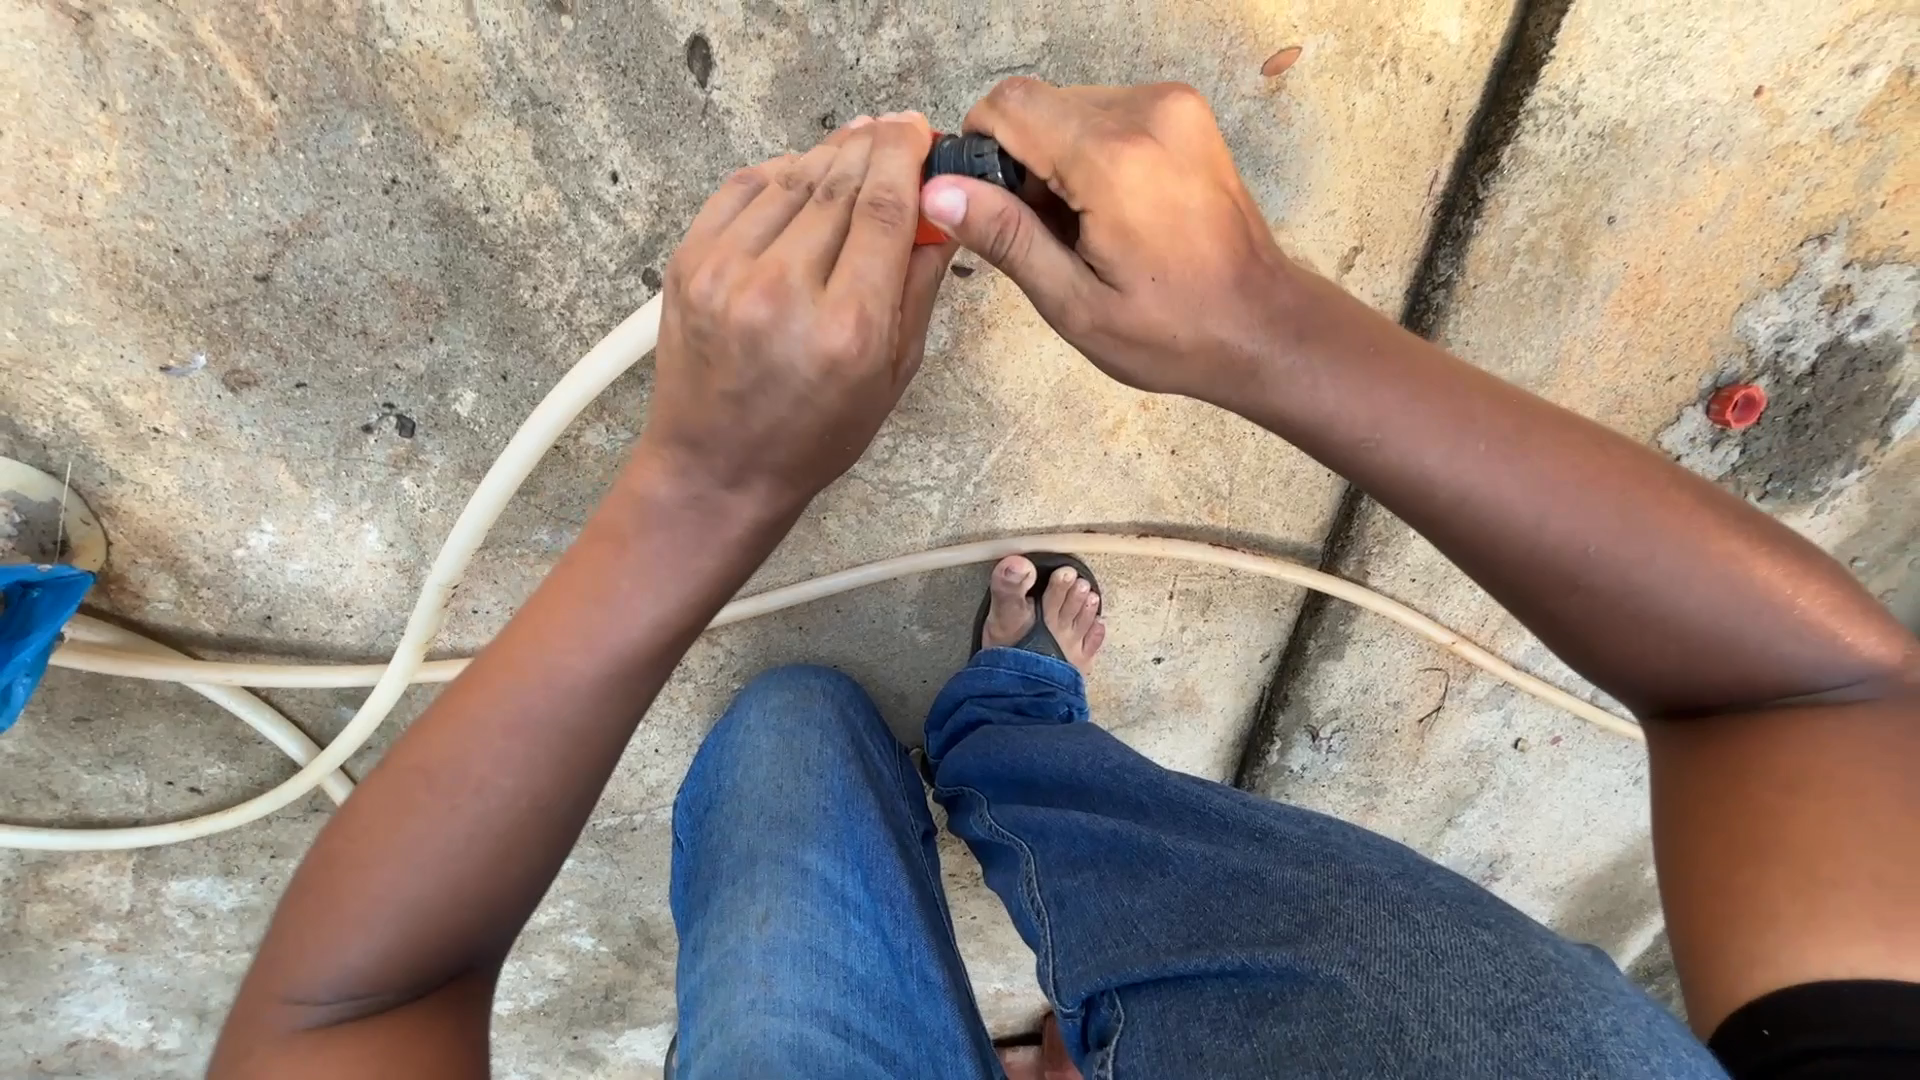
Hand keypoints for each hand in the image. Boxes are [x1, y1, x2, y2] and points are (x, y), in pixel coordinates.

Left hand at [638, 113, 954, 510]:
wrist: (718, 468)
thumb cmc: (812, 438)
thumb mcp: (890, 381)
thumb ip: (916, 293)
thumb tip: (937, 219)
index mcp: (847, 327)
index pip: (884, 207)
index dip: (907, 155)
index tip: (919, 132)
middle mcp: (784, 290)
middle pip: (839, 181)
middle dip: (874, 147)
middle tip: (895, 132)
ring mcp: (726, 271)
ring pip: (790, 176)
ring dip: (829, 155)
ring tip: (854, 151)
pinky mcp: (688, 263)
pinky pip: (741, 189)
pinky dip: (778, 171)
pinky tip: (802, 175)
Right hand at [918, 80, 1294, 404]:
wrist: (1259, 326)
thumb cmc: (1171, 331)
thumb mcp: (1074, 303)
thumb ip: (1006, 238)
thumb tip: (939, 192)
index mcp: (1114, 158)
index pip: (1009, 106)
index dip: (979, 151)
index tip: (988, 208)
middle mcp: (1147, 111)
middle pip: (1039, 105)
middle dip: (1020, 165)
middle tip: (1045, 236)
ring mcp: (1173, 106)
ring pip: (1070, 108)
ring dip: (1054, 162)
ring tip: (1081, 230)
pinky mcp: (1184, 114)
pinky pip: (1107, 114)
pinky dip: (1087, 155)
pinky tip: (1106, 212)